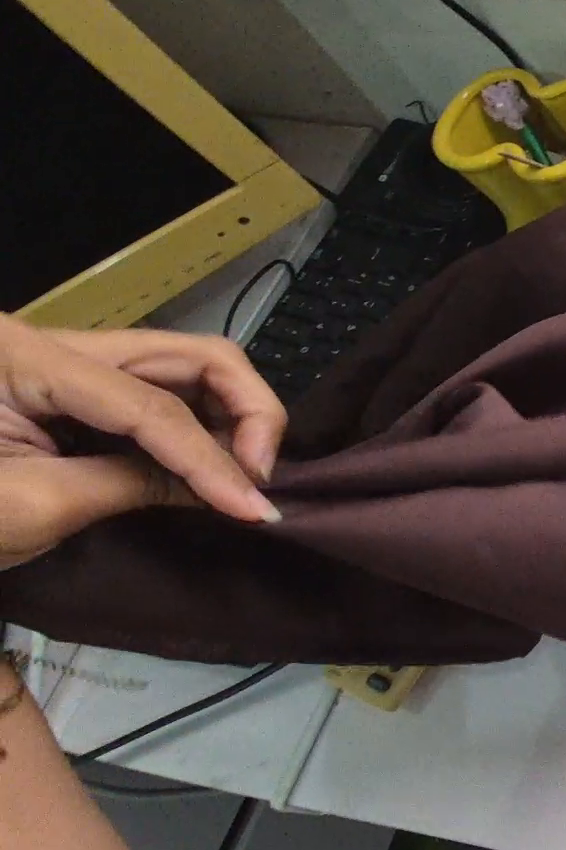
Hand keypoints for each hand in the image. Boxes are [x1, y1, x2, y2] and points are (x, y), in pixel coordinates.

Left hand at [0, 315, 282, 569]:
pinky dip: (207, 425)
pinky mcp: (75, 386)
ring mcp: (66, 361)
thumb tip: (237, 496)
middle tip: (259, 473)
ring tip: (243, 470)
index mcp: (19, 356)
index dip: (213, 460)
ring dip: (237, 417)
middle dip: (249, 413)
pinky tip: (213, 461)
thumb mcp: (30, 506)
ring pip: (194, 367)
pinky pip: (168, 391)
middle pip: (196, 356)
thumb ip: (138, 485)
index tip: (256, 508)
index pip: (152, 407)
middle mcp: (53, 342)